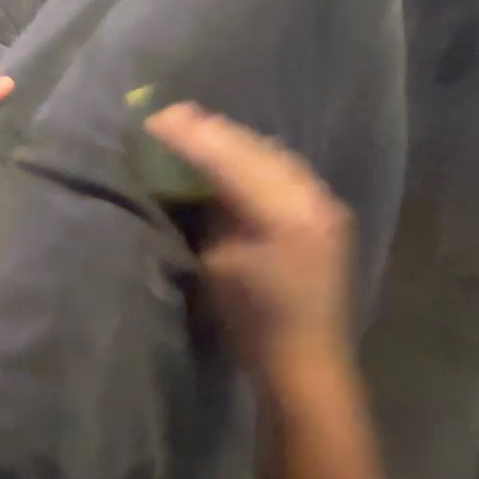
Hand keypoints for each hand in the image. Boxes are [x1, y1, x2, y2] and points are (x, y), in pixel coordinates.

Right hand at [144, 102, 353, 381]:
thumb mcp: (212, 262)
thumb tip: (172, 174)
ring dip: (228, 139)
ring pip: (268, 153)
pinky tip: (225, 152)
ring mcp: (323, 203)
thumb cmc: (249, 319)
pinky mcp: (323, 212)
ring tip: (191, 127)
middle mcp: (311, 198)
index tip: (154, 120)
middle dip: (208, 129)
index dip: (190, 136)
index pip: (229, 159)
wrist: (304, 362)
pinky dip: (248, 155)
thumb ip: (199, 210)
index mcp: (282, 213)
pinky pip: (280, 168)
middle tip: (166, 116)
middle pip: (253, 148)